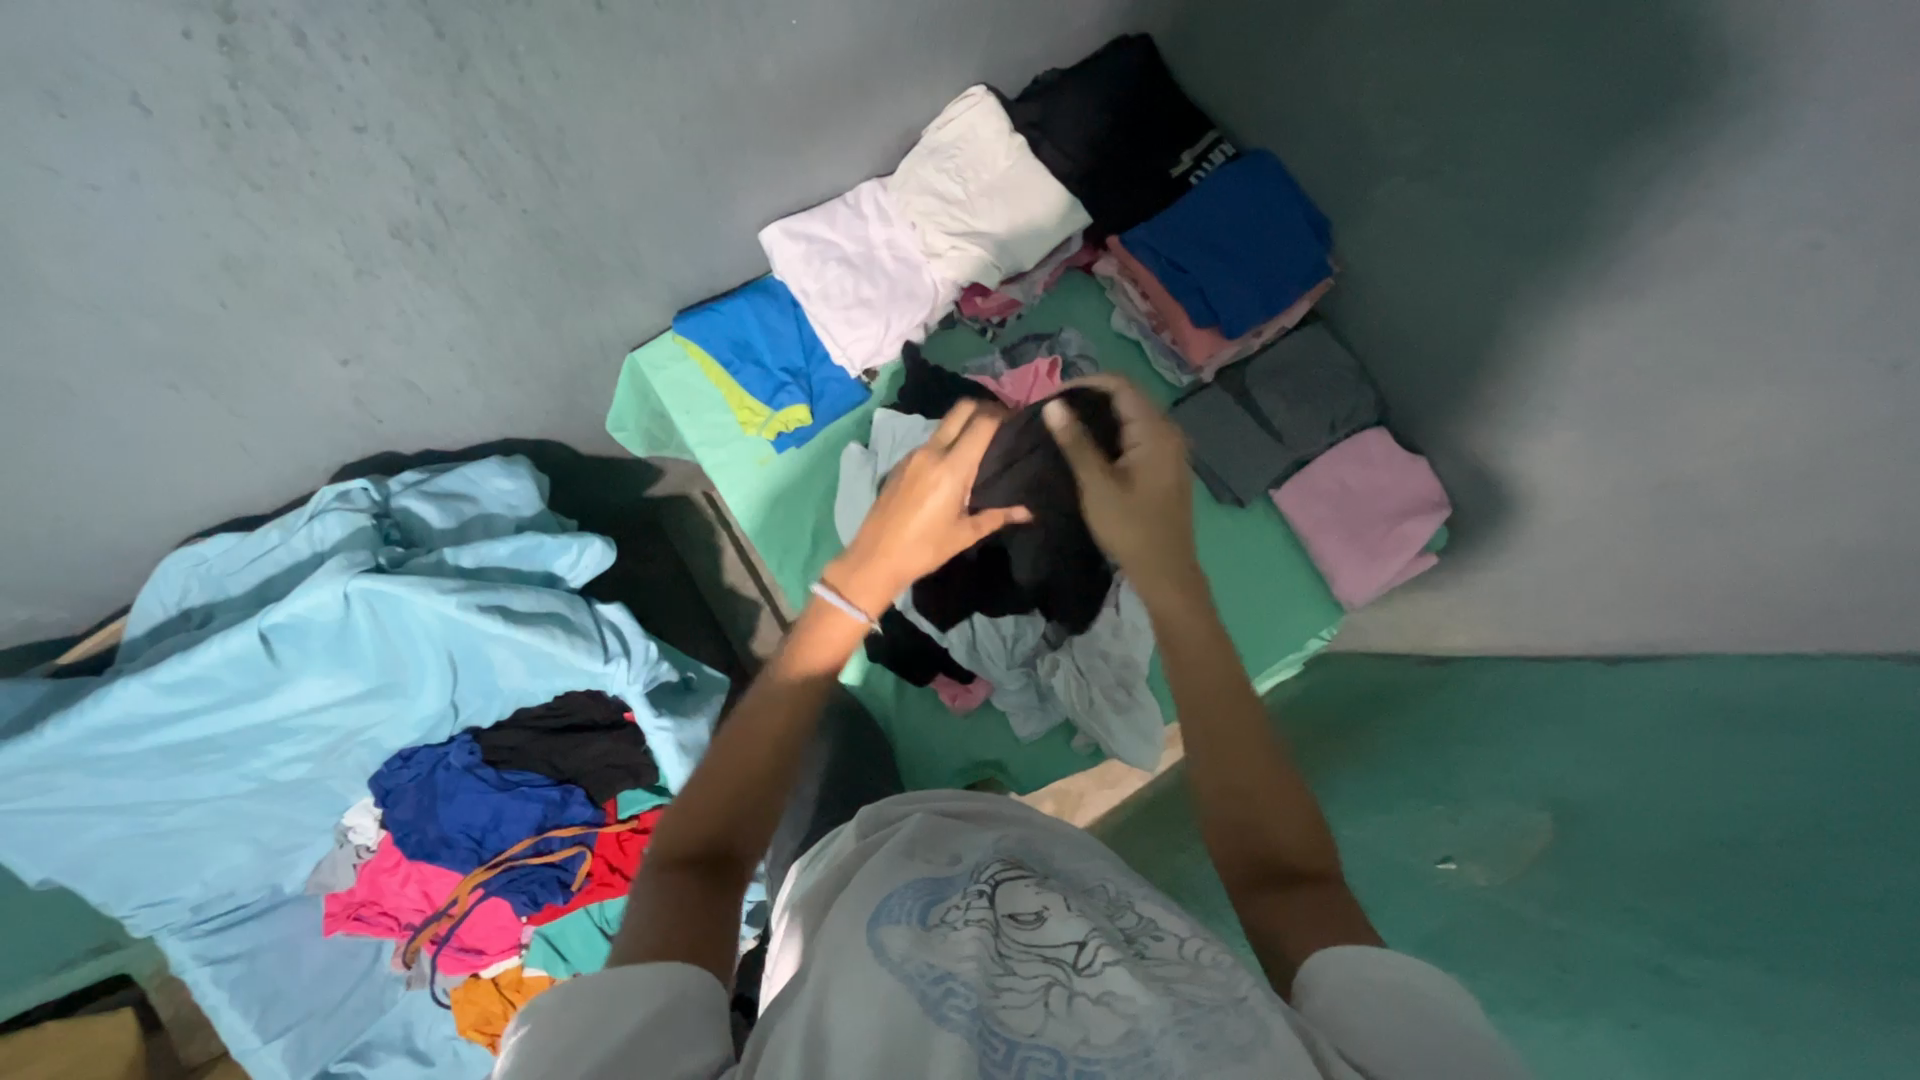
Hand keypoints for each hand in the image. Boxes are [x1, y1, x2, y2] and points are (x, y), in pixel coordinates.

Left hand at [823, 399, 1031, 617]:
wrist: (875, 558)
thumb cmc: (925, 548)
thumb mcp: (965, 534)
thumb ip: (998, 516)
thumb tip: (1028, 512)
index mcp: (951, 468)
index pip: (982, 423)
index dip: (1002, 415)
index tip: (1017, 420)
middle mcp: (931, 452)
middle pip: (961, 410)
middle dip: (983, 408)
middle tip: (1002, 421)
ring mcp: (912, 456)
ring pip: (944, 426)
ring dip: (964, 426)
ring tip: (982, 444)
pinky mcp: (900, 464)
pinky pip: (930, 442)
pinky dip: (947, 442)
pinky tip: (955, 463)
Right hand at [1044, 375, 1202, 600]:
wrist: (1165, 570)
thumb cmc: (1129, 527)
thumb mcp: (1096, 484)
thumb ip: (1075, 442)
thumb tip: (1053, 405)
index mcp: (1155, 431)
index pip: (1120, 385)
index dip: (1084, 383)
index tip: (1052, 396)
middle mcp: (1168, 432)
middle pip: (1128, 397)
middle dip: (1091, 397)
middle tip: (1055, 410)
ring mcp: (1171, 449)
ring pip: (1133, 416)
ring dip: (1101, 415)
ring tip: (1066, 425)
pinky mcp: (1166, 465)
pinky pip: (1138, 434)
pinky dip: (1113, 432)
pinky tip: (1091, 446)